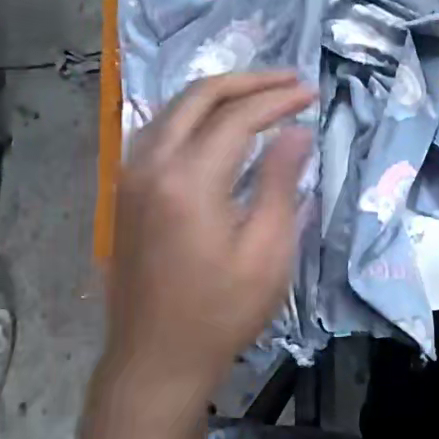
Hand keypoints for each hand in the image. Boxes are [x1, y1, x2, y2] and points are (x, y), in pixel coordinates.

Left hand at [108, 71, 312, 399]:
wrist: (156, 358)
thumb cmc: (221, 311)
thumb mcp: (267, 251)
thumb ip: (279, 182)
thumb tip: (296, 131)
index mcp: (188, 179)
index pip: (238, 117)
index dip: (278, 99)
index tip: (311, 93)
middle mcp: (151, 164)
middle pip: (198, 97)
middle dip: (247, 82)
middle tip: (290, 81)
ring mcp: (131, 177)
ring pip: (173, 109)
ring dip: (218, 94)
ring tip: (260, 94)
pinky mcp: (126, 193)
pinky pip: (159, 131)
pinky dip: (193, 115)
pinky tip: (217, 126)